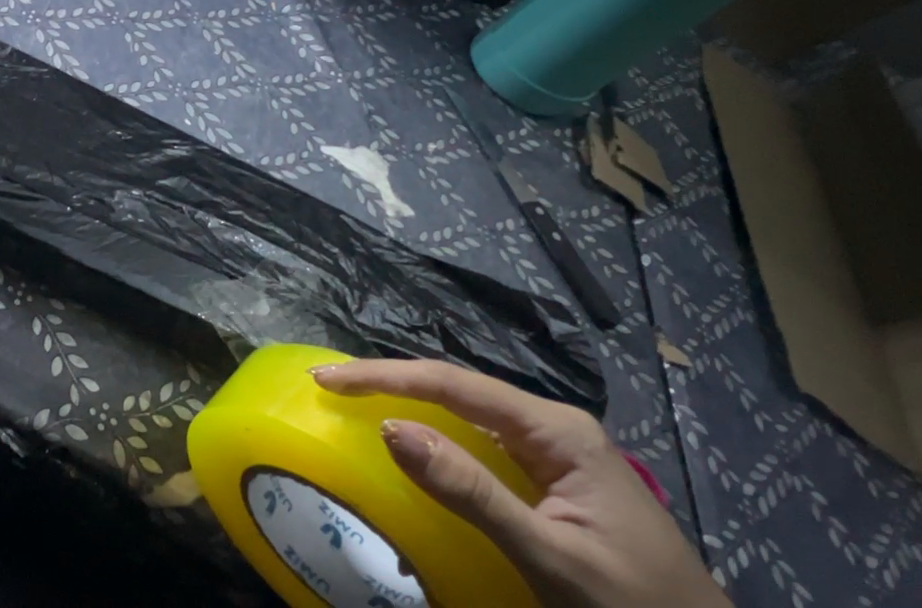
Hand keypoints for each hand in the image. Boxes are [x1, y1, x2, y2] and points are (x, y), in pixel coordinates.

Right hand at [311, 359, 729, 607]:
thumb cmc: (634, 604)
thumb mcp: (551, 555)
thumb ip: (473, 493)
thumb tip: (392, 429)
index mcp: (556, 429)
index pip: (452, 383)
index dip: (384, 376)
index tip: (326, 380)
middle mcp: (552, 426)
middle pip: (455, 386)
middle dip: (390, 380)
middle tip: (329, 387)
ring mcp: (553, 450)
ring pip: (465, 410)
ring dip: (408, 401)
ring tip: (354, 401)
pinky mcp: (550, 476)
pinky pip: (479, 440)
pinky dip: (434, 432)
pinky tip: (410, 439)